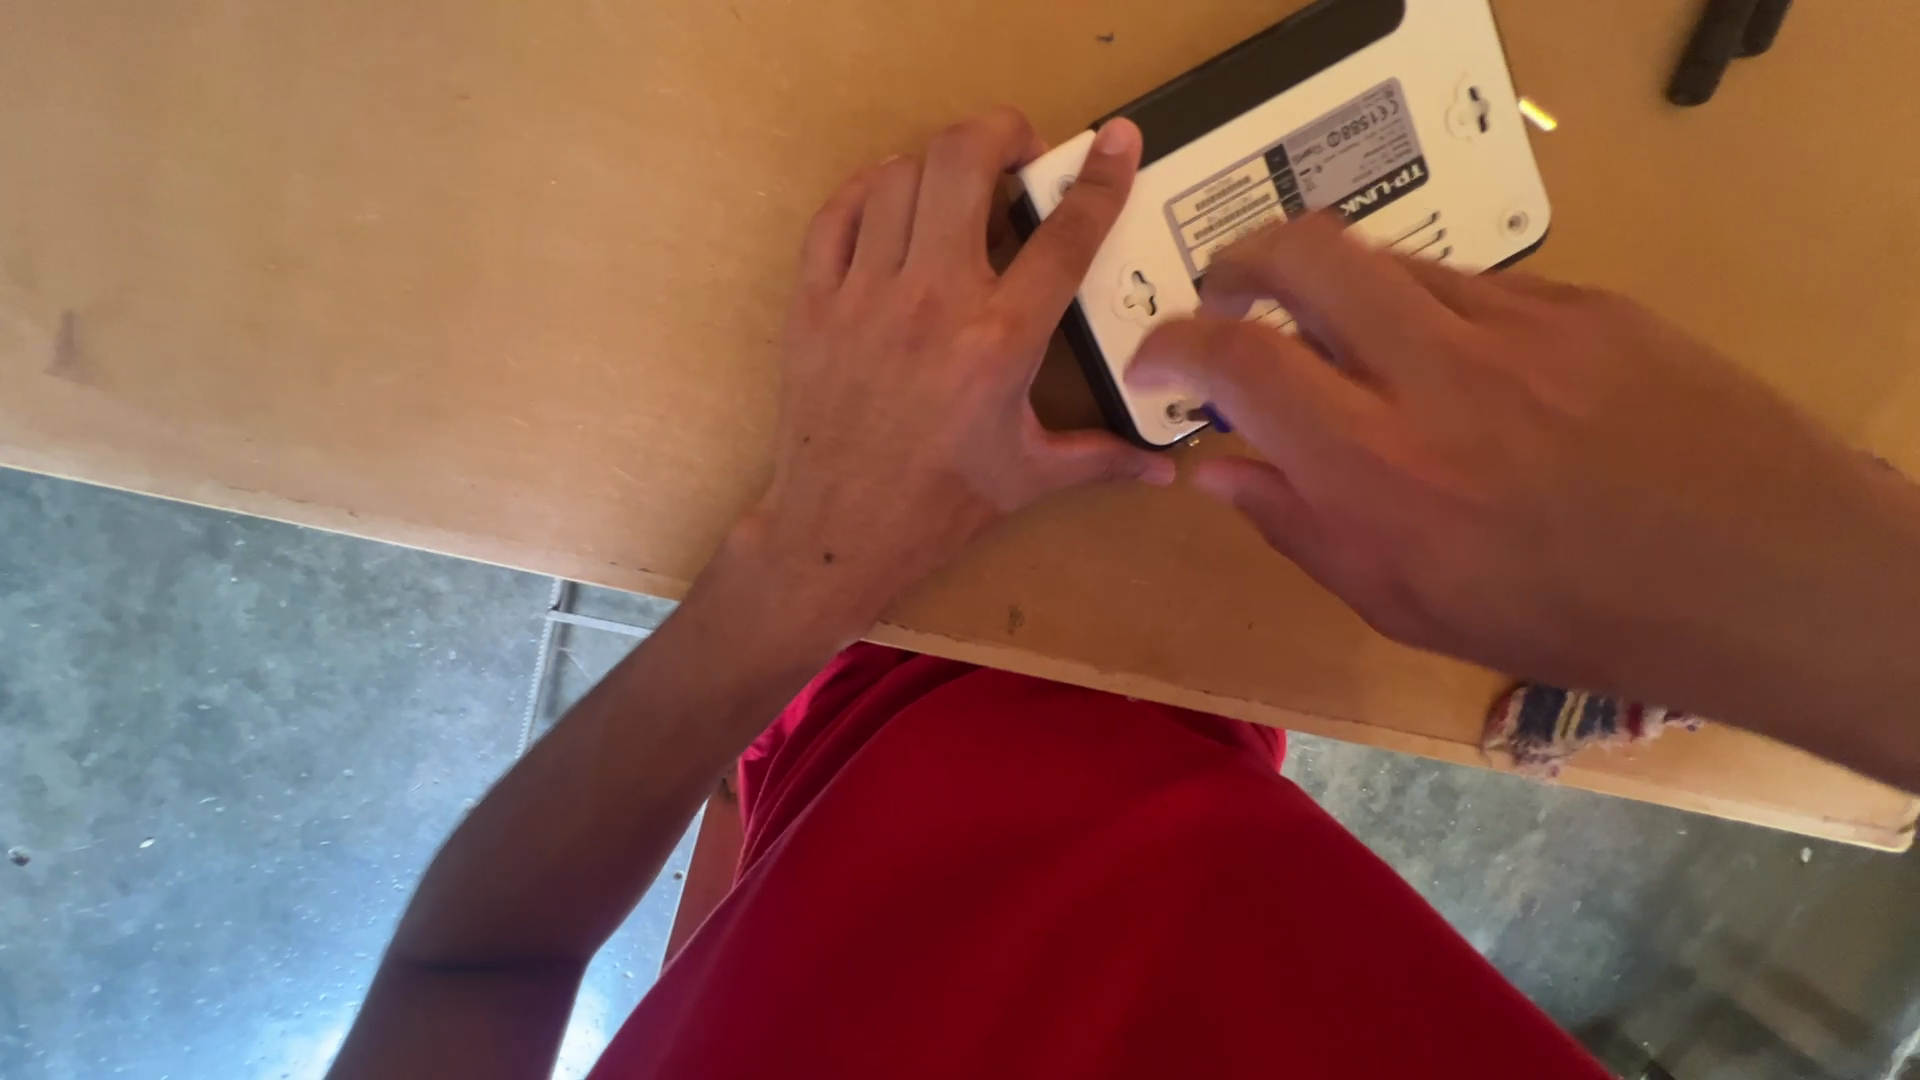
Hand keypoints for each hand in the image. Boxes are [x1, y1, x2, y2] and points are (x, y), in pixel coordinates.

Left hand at [739, 108, 1173, 631]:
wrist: (841, 531)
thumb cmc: (939, 506)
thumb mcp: (1029, 477)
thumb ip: (1102, 459)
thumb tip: (1165, 469)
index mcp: (1000, 342)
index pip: (1064, 237)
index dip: (1101, 179)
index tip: (1116, 143)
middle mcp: (933, 302)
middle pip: (965, 162)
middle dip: (1001, 132)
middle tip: (1019, 152)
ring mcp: (865, 296)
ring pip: (899, 177)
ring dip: (936, 165)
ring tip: (955, 189)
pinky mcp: (814, 304)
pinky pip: (835, 213)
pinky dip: (868, 192)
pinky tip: (891, 207)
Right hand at [1128, 215, 1919, 780]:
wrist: (1757, 578)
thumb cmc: (1548, 614)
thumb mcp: (1391, 597)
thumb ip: (1290, 522)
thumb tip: (1212, 471)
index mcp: (1372, 463)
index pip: (1238, 361)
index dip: (1172, 346)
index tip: (1150, 362)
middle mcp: (1431, 372)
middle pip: (1306, 255)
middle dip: (1238, 262)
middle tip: (1220, 294)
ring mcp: (1513, 323)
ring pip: (1381, 259)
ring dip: (1324, 286)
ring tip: (1324, 334)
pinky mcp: (1579, 302)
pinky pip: (1462, 285)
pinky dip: (1413, 309)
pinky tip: (1434, 361)